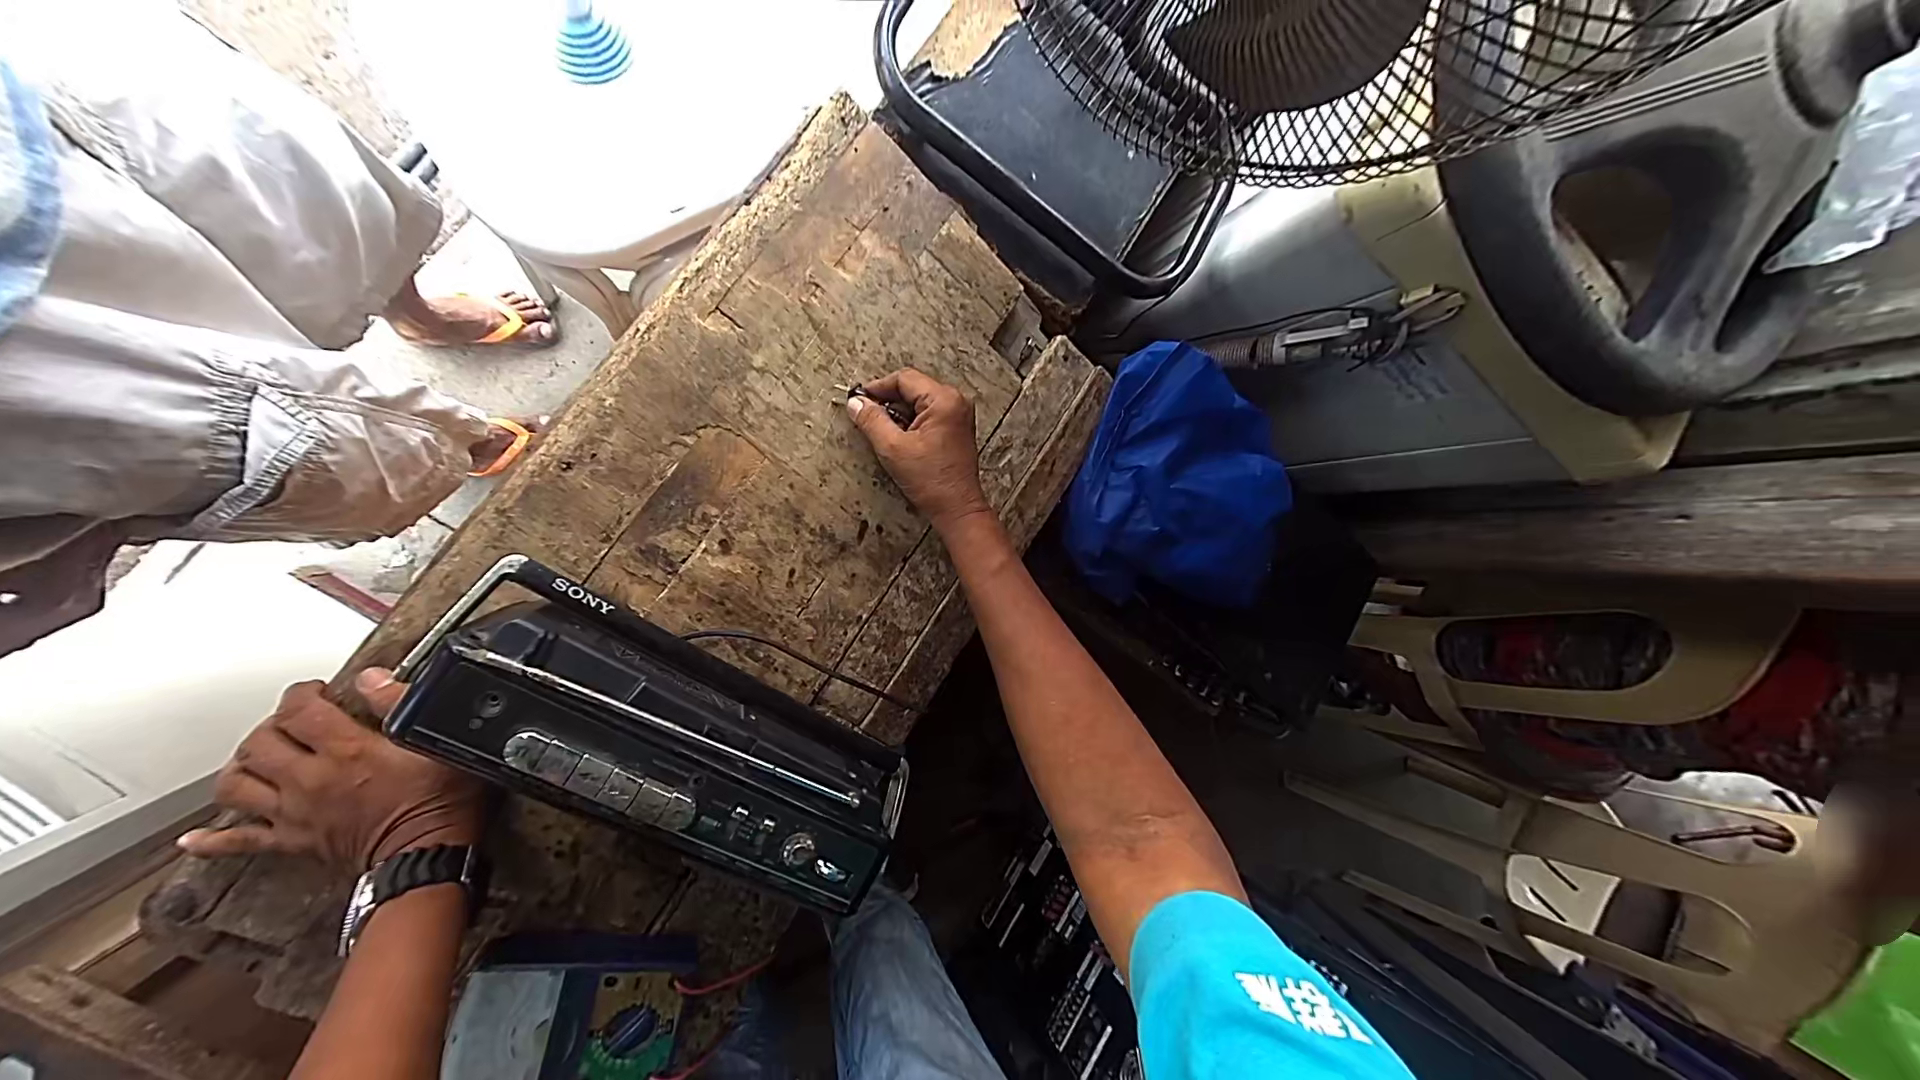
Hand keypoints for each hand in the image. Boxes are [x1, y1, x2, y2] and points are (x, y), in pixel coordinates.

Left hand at [178, 670, 486, 871]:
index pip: (300, 711)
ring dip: (240, 766)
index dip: (301, 694)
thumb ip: (401, 704)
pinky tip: (198, 836)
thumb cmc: (438, 797)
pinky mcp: (292, 840)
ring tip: (259, 756)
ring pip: (234, 786)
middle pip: (259, 744)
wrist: (426, 850)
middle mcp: (309, 780)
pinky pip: (237, 842)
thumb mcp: (433, 740)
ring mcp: (294, 812)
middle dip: (272, 725)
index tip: (315, 690)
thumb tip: (374, 678)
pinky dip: (212, 838)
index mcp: (346, 751)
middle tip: (293, 720)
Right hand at [846, 369, 992, 528]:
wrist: (956, 509)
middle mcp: (955, 402)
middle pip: (912, 388)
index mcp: (944, 400)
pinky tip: (902, 442)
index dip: (877, 388)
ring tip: (887, 436)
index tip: (859, 400)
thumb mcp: (892, 448)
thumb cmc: (933, 482)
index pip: (903, 379)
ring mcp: (958, 415)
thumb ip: (871, 420)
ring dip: (898, 414)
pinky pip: (928, 415)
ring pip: (918, 403)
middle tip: (868, 418)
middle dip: (888, 402)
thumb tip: (856, 403)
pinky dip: (911, 423)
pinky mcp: (955, 429)